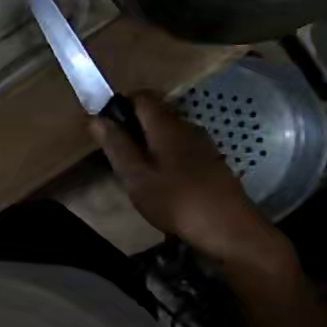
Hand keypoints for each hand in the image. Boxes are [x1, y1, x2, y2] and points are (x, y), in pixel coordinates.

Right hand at [92, 93, 290, 269]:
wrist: (230, 230)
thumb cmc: (177, 201)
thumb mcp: (135, 176)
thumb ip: (116, 145)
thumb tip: (95, 118)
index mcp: (166, 126)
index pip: (142, 96)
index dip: (120, 104)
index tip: (105, 127)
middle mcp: (187, 127)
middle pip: (156, 113)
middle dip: (133, 126)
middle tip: (115, 154)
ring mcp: (203, 144)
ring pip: (168, 132)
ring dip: (148, 143)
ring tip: (135, 171)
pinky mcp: (212, 162)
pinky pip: (181, 148)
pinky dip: (165, 156)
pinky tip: (160, 182)